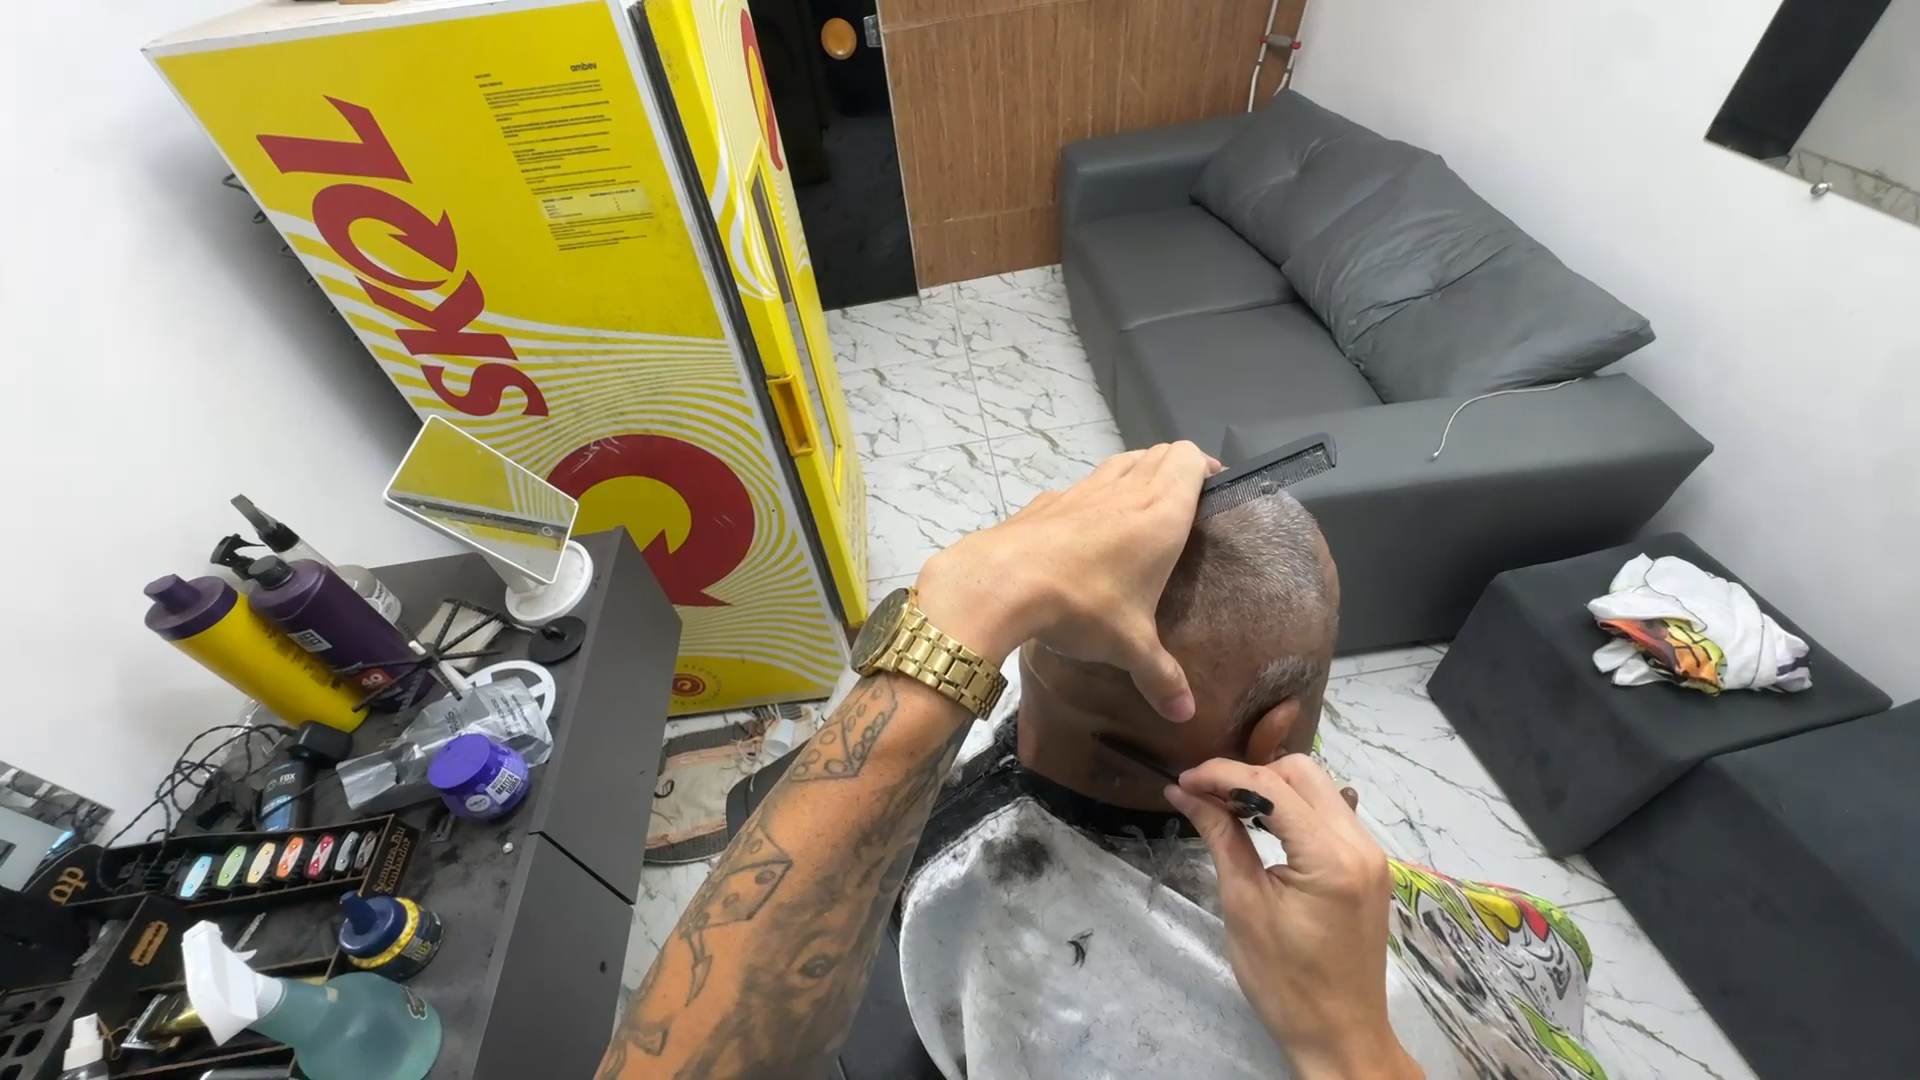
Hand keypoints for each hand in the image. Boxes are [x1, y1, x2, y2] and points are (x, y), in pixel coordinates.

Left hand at [914, 441, 1218, 720]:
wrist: (1001, 581)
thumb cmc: (1083, 604)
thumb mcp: (1129, 646)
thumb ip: (1160, 676)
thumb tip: (1185, 714)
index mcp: (1159, 512)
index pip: (1188, 458)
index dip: (1204, 466)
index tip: (1213, 490)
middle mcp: (1122, 490)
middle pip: (1156, 454)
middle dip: (1173, 470)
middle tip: (1182, 505)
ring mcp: (1079, 491)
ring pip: (1117, 464)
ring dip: (1132, 476)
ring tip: (1137, 513)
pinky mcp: (1044, 503)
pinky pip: (1077, 489)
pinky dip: (1090, 499)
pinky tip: (1082, 534)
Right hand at [1166, 756, 1421, 1079]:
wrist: (1342, 1038)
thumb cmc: (1284, 981)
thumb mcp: (1242, 903)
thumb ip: (1219, 835)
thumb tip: (1182, 792)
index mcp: (1330, 858)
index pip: (1271, 787)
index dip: (1221, 774)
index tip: (1183, 782)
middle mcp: (1359, 844)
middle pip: (1300, 771)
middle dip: (1248, 774)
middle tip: (1207, 796)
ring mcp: (1369, 852)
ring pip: (1316, 785)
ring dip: (1269, 786)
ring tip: (1227, 807)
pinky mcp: (1367, 863)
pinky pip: (1327, 810)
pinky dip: (1290, 806)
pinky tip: (1260, 824)